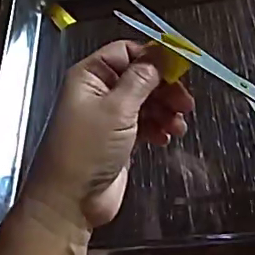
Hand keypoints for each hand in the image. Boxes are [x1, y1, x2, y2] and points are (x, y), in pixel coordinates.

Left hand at [23, 41, 195, 236]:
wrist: (70, 202)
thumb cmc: (86, 150)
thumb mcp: (117, 109)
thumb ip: (142, 79)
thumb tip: (160, 56)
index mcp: (90, 76)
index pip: (126, 52)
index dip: (153, 57)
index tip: (178, 67)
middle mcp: (99, 91)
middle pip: (140, 77)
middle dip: (164, 87)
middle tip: (185, 102)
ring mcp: (109, 115)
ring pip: (146, 101)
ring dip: (165, 109)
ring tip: (179, 125)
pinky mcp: (119, 138)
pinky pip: (145, 122)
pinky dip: (159, 126)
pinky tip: (167, 136)